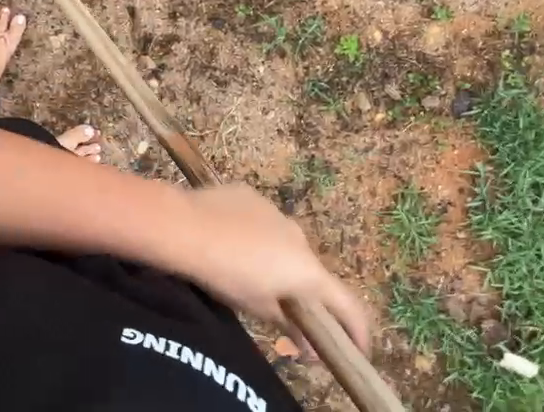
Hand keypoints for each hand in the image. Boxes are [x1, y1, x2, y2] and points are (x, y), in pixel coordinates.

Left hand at [177, 183, 372, 353]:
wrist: (186, 226)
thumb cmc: (225, 274)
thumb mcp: (258, 308)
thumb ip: (290, 328)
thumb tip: (310, 348)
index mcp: (308, 270)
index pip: (347, 304)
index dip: (356, 329)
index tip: (357, 347)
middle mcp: (299, 236)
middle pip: (310, 270)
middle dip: (301, 289)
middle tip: (282, 304)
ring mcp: (274, 210)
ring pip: (284, 242)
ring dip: (275, 257)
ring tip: (246, 268)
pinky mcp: (249, 194)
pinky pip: (260, 220)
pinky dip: (253, 232)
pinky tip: (230, 239)